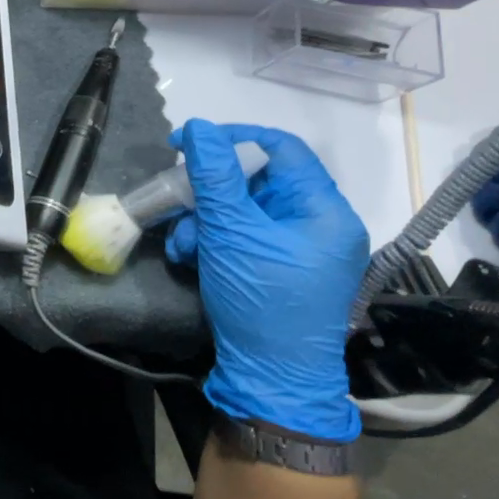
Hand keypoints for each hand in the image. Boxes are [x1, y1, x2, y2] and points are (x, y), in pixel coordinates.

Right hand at [166, 120, 369, 441]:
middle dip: (208, 190)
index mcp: (322, 211)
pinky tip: (192, 256)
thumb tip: (198, 126)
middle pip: (255, 179)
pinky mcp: (278, 264)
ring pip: (240, 207)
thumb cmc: (260, 296)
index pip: (281, 149)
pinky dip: (211, 237)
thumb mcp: (230, 231)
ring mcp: (299, 246)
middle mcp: (317, 223)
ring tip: (184, 243)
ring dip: (202, 217)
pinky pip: (240, 232)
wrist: (271, 371)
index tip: (182, 144)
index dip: (231, 138)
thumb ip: (214, 175)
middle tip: (175, 200)